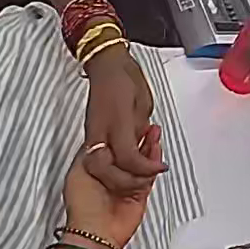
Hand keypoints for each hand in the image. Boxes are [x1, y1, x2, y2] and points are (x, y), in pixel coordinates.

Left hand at [62, 126, 159, 248]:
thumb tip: (98, 138)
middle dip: (138, 138)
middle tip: (145, 124)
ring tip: (153, 132)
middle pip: (129, 151)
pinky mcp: (140, 193)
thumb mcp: (78, 171)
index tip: (126, 121)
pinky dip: (153, 161)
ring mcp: (127, 184)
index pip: (111, 146)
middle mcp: (112, 176)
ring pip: (141, 161)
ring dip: (148, 146)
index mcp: (96, 169)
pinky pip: (149, 174)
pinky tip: (155, 149)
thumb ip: (90, 153)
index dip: (119, 133)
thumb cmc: (82, 206)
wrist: (96, 232)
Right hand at [83, 45, 165, 195]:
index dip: (146, 168)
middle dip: (128, 181)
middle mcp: (100, 132)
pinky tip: (125, 165)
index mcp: (117, 123)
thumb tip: (145, 151)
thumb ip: (142, 132)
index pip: (129, 158)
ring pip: (97, 168)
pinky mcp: (90, 137)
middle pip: (106, 170)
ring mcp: (92, 135)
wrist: (107, 67)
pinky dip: (112, 168)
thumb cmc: (125, 81)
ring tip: (137, 174)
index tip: (160, 167)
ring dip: (118, 178)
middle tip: (147, 177)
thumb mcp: (143, 107)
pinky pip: (96, 160)